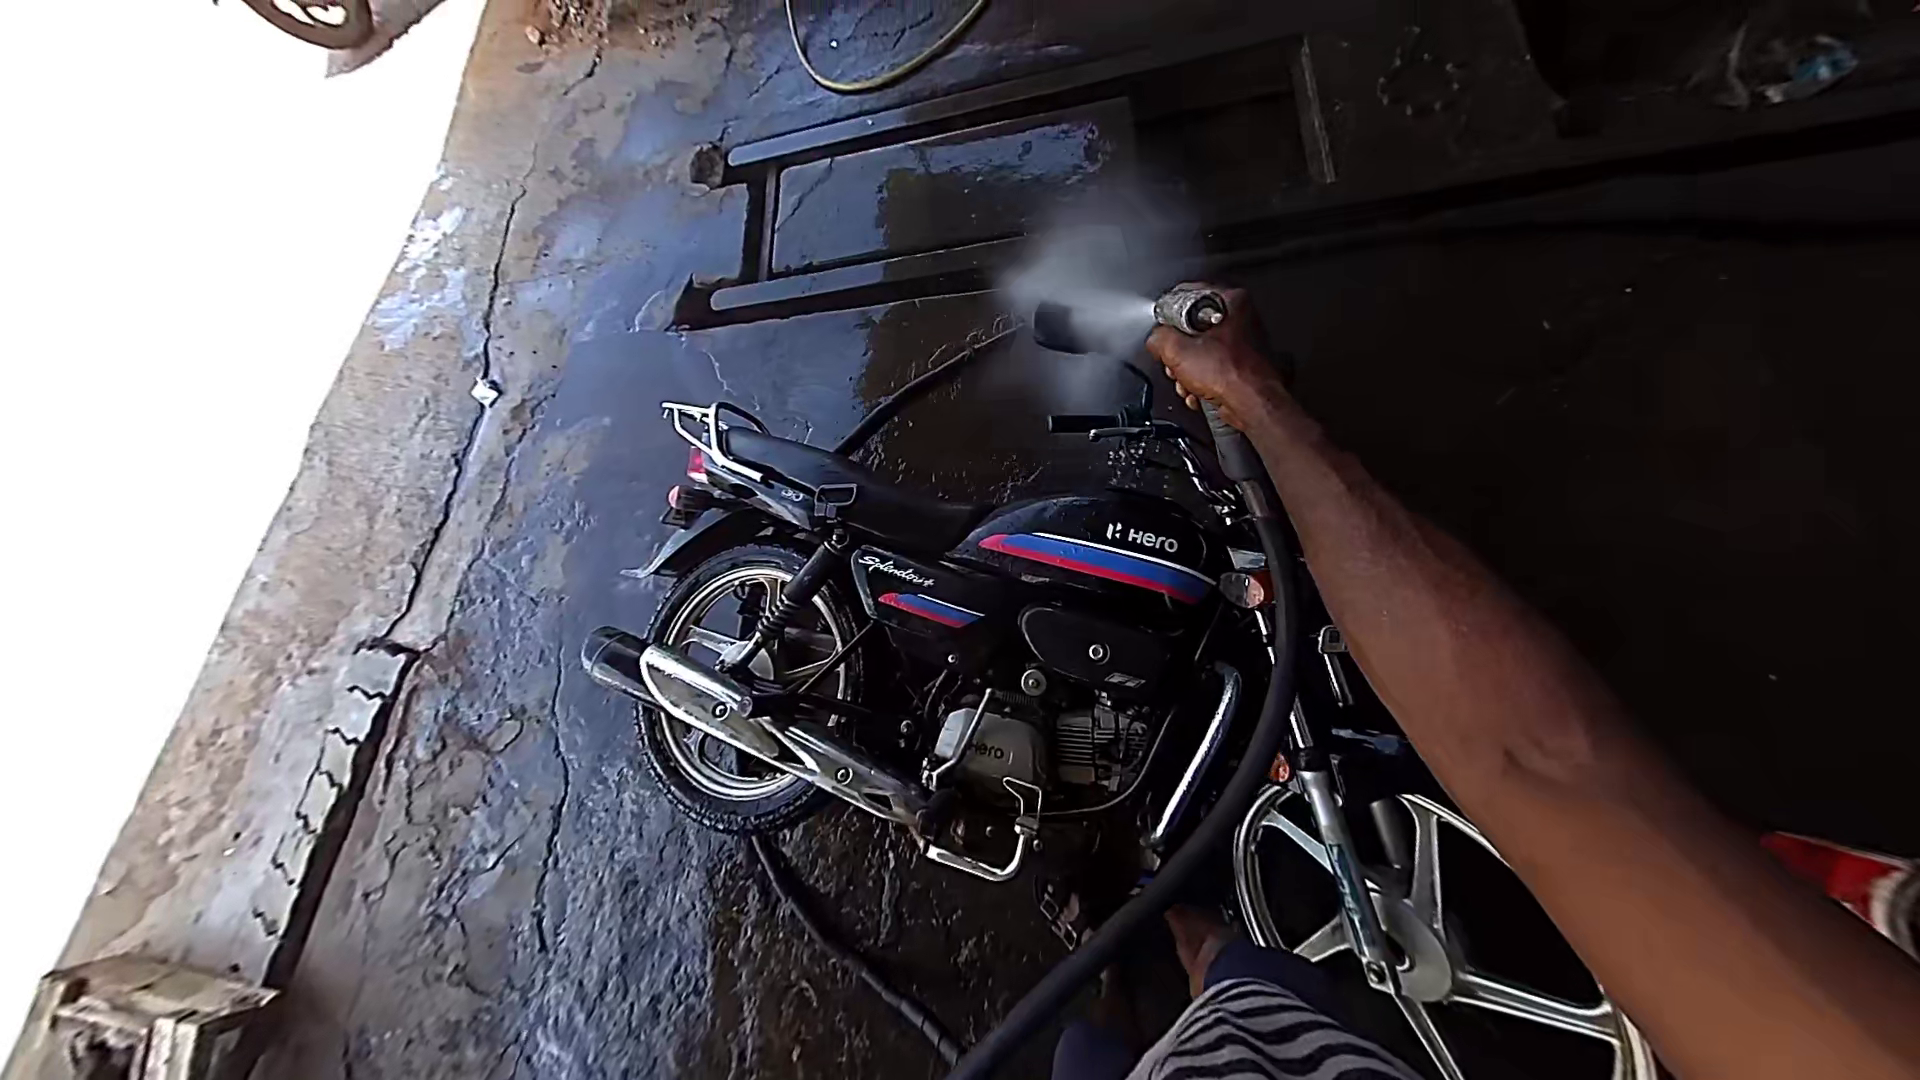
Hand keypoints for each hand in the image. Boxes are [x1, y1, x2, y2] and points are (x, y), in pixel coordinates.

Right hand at [1146, 284, 1287, 430]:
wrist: (1251, 404)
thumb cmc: (1231, 374)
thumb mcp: (1177, 350)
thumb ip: (1158, 338)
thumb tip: (1155, 339)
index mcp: (1229, 301)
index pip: (1184, 296)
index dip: (1166, 318)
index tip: (1160, 333)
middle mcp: (1239, 317)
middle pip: (1189, 329)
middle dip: (1177, 353)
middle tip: (1176, 363)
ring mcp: (1241, 342)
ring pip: (1197, 352)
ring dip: (1186, 371)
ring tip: (1189, 381)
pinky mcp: (1239, 365)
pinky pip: (1208, 368)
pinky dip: (1199, 381)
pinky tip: (1199, 390)